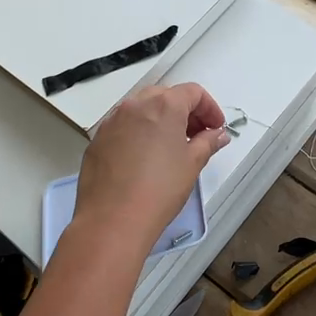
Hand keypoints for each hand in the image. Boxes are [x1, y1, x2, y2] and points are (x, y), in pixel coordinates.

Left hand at [71, 82, 230, 254]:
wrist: (111, 222)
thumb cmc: (160, 189)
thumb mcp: (192, 164)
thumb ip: (208, 142)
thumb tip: (218, 134)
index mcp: (164, 105)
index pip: (193, 92)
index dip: (210, 108)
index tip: (216, 128)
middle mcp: (136, 105)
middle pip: (166, 96)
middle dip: (184, 111)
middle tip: (196, 135)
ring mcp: (112, 121)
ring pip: (141, 109)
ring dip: (159, 119)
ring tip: (169, 146)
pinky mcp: (97, 140)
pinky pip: (123, 126)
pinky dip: (138, 132)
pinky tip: (143, 158)